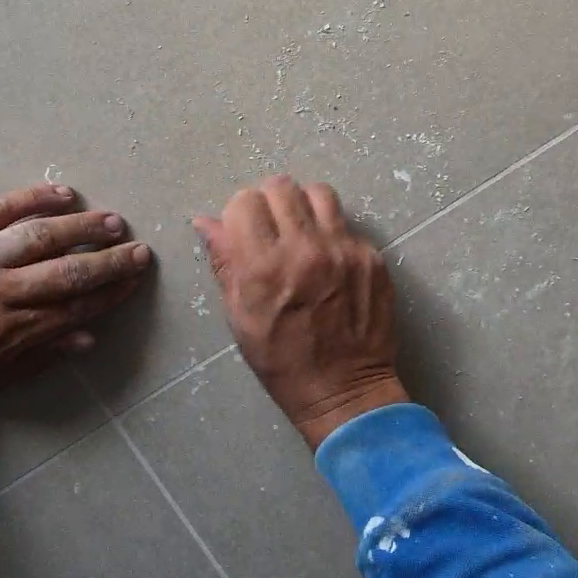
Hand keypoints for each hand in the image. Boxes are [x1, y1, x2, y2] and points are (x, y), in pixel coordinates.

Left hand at [0, 184, 152, 392]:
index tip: (136, 279)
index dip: (112, 291)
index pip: (77, 307)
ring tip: (112, 221)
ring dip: (83, 227)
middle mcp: (2, 291)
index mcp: (12, 330)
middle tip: (139, 250)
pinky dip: (32, 198)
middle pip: (70, 270)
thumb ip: (38, 358)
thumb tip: (86, 337)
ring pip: (42, 236)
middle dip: (111, 260)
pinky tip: (62, 193)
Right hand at [194, 176, 407, 448]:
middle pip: (281, 187)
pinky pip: (346, 224)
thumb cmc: (282, 360)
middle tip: (271, 228)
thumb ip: (225, 263)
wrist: (344, 390)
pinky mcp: (371, 258)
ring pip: (319, 193)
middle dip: (269, 202)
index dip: (239, 213)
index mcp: (264, 267)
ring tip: (301, 231)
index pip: (245, 201)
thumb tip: (206, 222)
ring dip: (304, 206)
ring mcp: (343, 250)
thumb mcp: (239, 316)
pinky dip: (332, 232)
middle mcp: (304, 249)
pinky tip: (328, 259)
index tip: (244, 231)